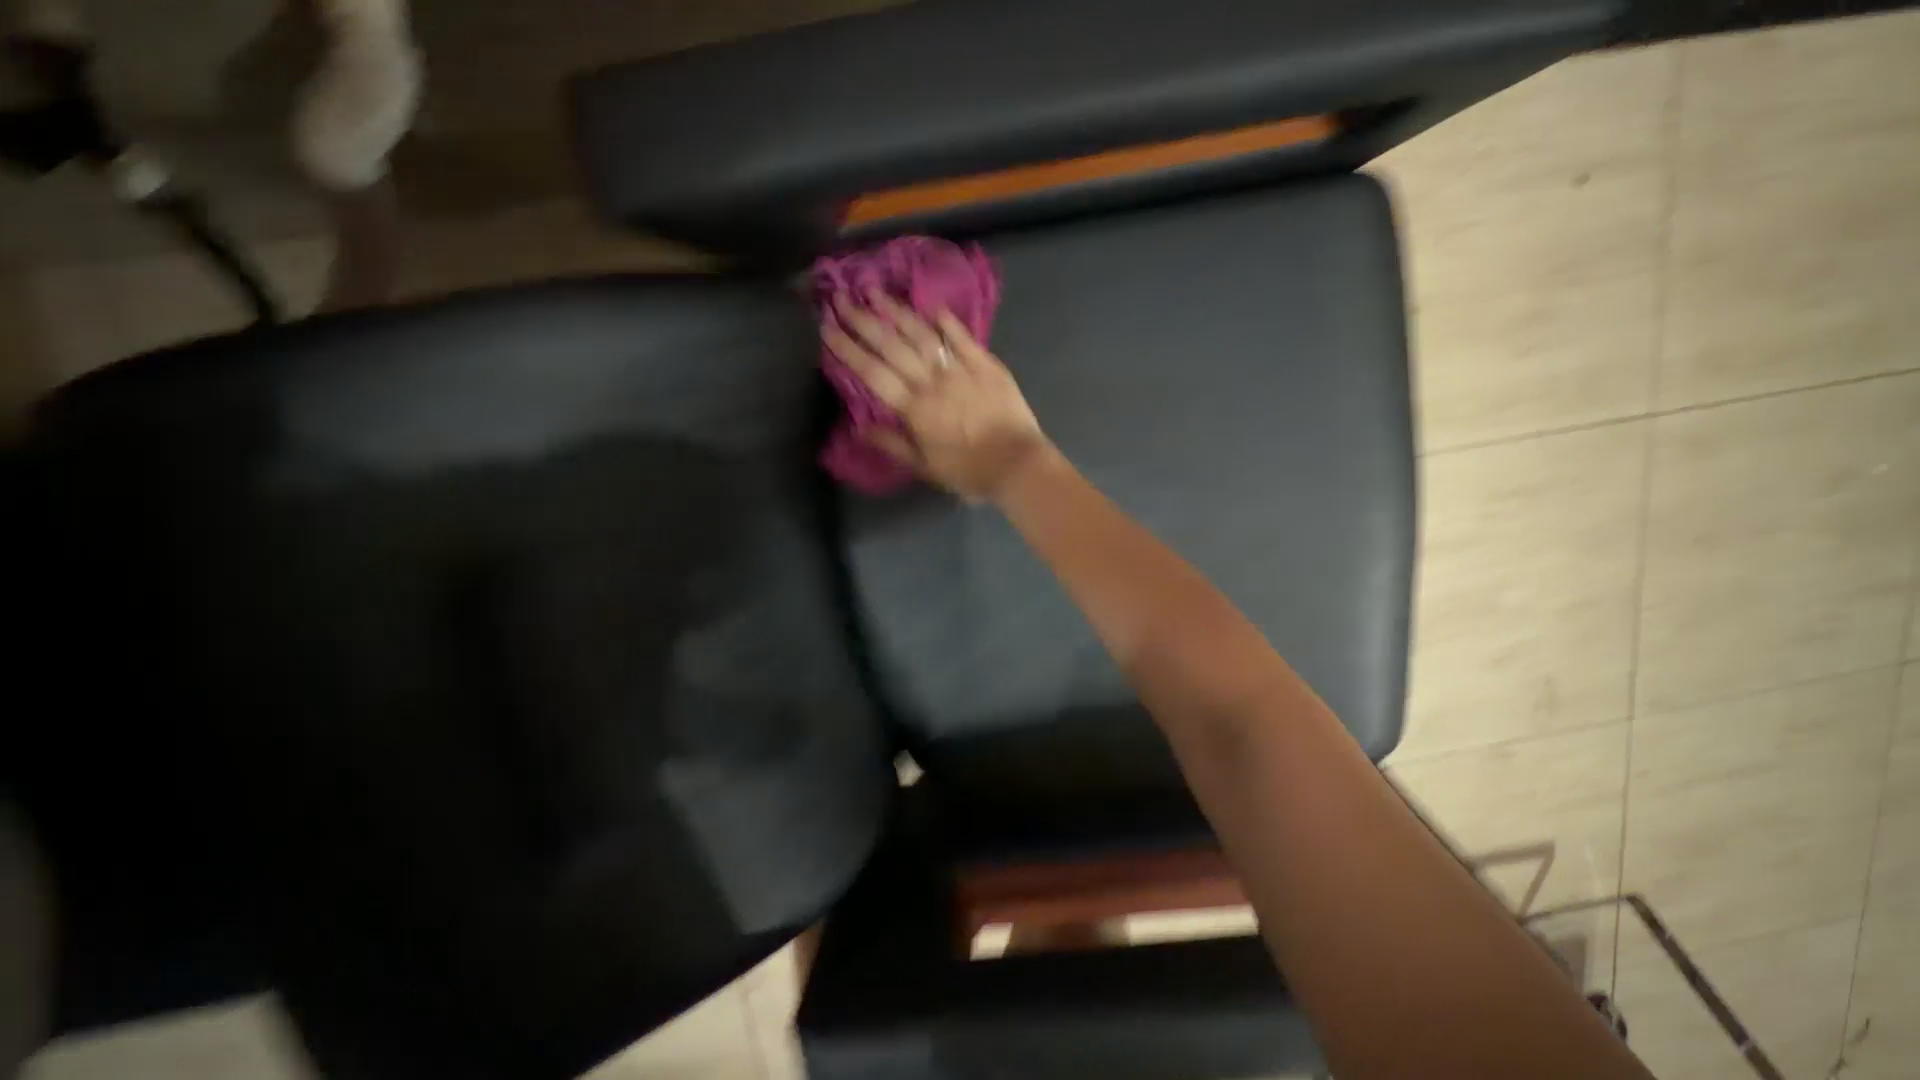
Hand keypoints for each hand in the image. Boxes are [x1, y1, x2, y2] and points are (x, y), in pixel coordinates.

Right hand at [827, 290, 1053, 502]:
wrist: (1016, 463)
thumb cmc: (967, 470)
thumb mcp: (923, 465)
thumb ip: (891, 443)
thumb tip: (859, 427)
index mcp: (913, 407)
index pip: (872, 372)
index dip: (847, 349)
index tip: (827, 328)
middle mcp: (932, 381)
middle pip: (891, 346)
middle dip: (863, 321)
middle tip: (841, 299)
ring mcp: (960, 369)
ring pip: (922, 335)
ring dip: (897, 312)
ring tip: (876, 293)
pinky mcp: (986, 364)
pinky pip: (962, 337)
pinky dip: (946, 321)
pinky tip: (931, 306)